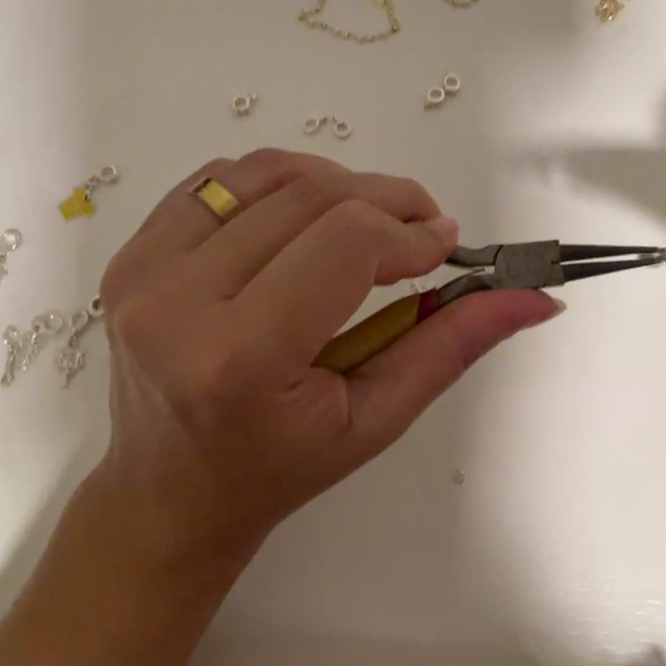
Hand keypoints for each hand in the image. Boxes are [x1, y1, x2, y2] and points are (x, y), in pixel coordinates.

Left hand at [95, 149, 561, 556]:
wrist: (170, 492)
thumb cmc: (279, 470)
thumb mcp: (377, 419)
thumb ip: (453, 346)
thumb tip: (536, 297)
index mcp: (238, 360)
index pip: (345, 244)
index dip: (409, 232)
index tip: (445, 245)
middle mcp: (175, 304)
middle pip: (310, 197)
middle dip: (386, 199)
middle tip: (423, 226)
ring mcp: (141, 272)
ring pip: (265, 173)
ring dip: (335, 181)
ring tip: (369, 218)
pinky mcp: (129, 254)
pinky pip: (219, 179)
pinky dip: (278, 182)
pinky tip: (305, 216)